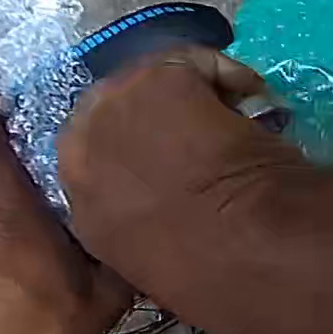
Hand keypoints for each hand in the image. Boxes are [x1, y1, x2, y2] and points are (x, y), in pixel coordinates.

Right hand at [58, 47, 311, 299]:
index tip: (178, 160)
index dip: (143, 154)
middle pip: (113, 113)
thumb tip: (172, 211)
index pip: (100, 166)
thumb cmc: (215, 271)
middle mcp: (79, 156)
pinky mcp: (150, 78)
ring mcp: (108, 111)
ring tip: (231, 111)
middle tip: (201, 126)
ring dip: (187, 93)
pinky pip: (189, 61)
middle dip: (155, 115)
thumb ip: (149, 231)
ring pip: (146, 81)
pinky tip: (253, 94)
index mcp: (84, 214)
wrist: (244, 248)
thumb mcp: (164, 265)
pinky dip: (226, 73)